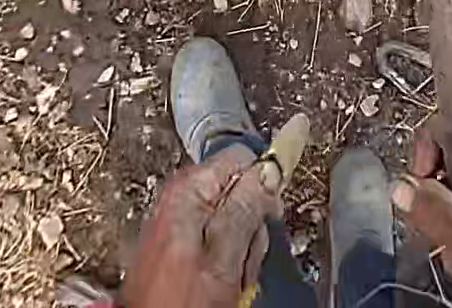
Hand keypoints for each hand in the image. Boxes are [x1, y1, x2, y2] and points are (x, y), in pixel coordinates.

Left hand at [122, 145, 279, 307]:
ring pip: (234, 219)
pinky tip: (218, 285)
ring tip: (228, 279)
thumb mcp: (224, 255)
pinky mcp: (179, 249)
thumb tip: (272, 165)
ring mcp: (178, 224)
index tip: (266, 218)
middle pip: (241, 190)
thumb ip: (248, 205)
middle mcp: (181, 197)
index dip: (263, 185)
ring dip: (241, 250)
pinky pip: (219, 242)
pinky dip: (225, 263)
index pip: (244, 158)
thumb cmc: (179, 306)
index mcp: (189, 188)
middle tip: (241, 259)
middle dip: (251, 225)